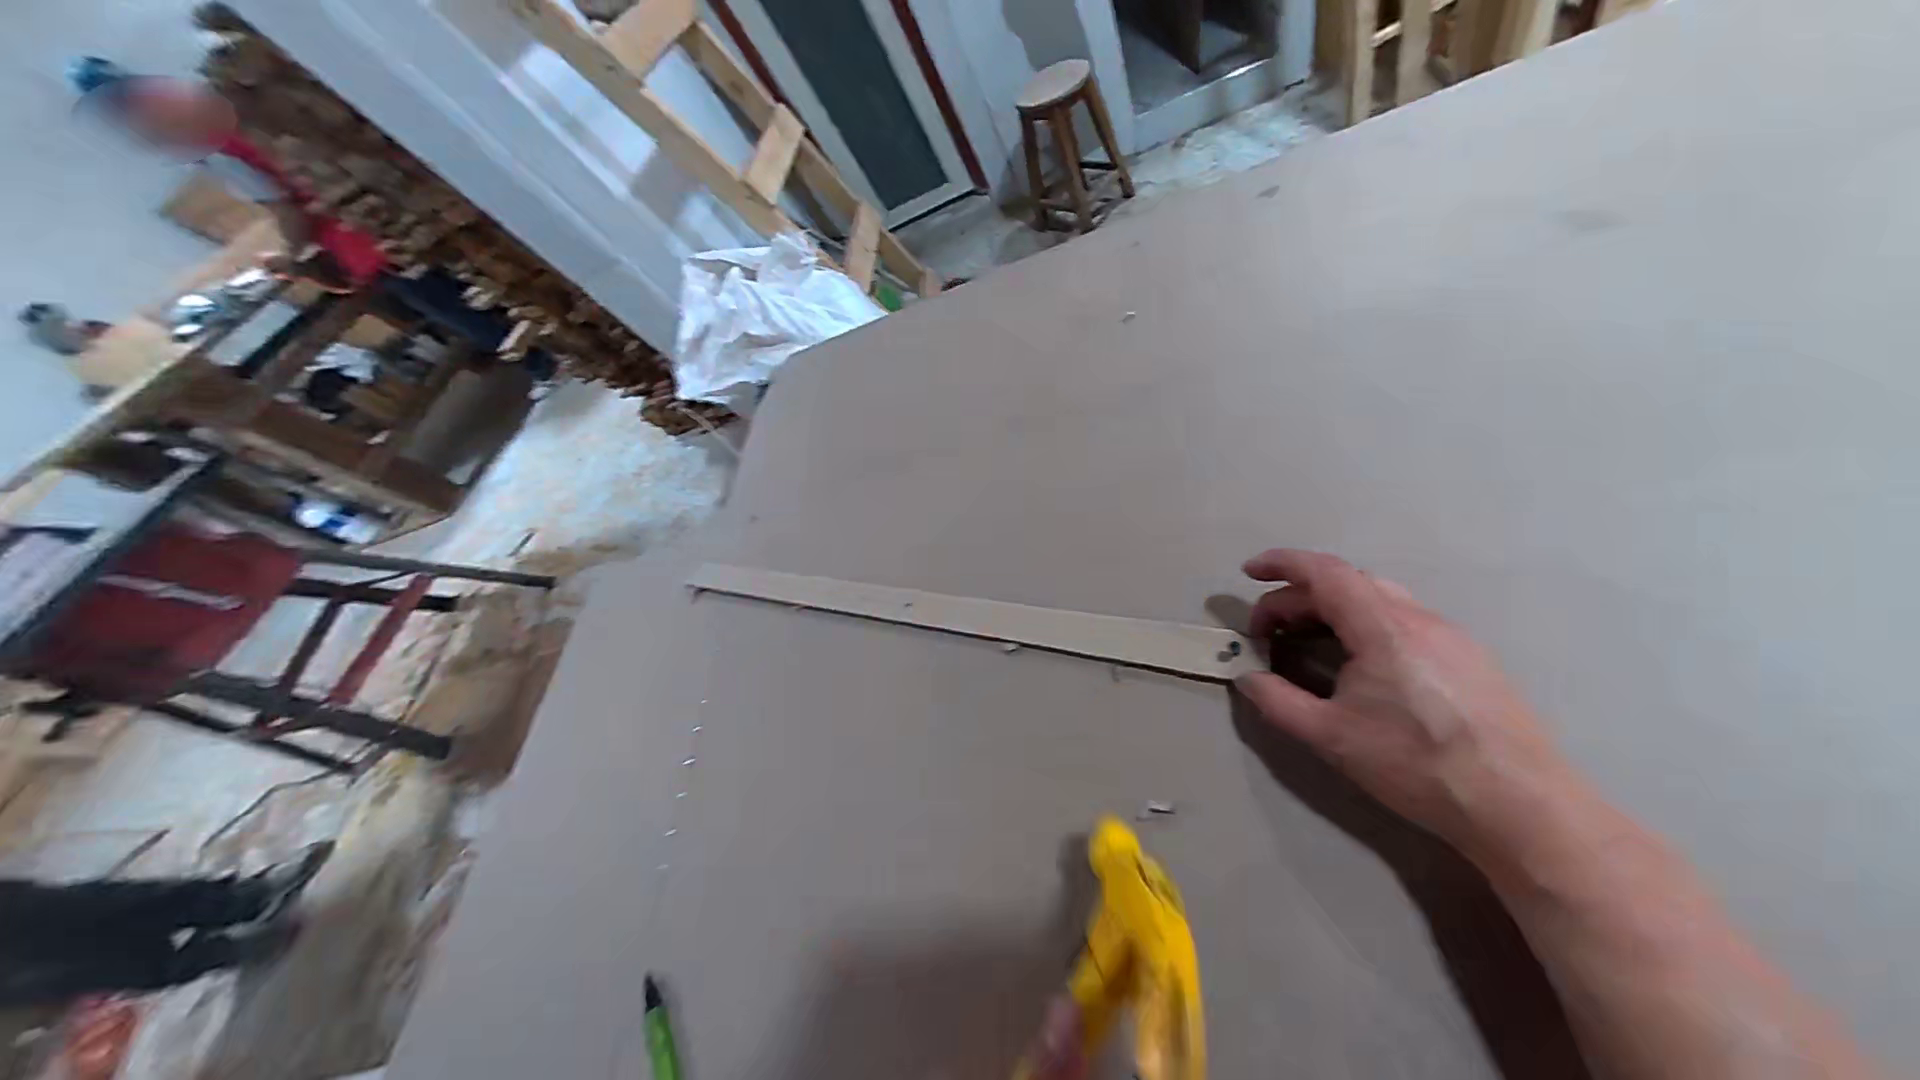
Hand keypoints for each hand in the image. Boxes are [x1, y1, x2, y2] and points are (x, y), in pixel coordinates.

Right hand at [1234, 549, 1572, 856]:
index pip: (1326, 573)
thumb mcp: (1330, 737)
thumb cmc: (1418, 766)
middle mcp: (1421, 620)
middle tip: (1268, 630)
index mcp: (1384, 629)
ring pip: (1379, 599)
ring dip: (1332, 608)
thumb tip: (1247, 678)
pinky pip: (1404, 620)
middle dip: (1298, 596)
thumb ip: (1277, 701)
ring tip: (1306, 639)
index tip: (1249, 572)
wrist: (1523, 808)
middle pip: (1348, 583)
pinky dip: (1363, 623)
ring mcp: (1452, 637)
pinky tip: (1358, 662)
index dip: (1282, 564)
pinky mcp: (1470, 659)